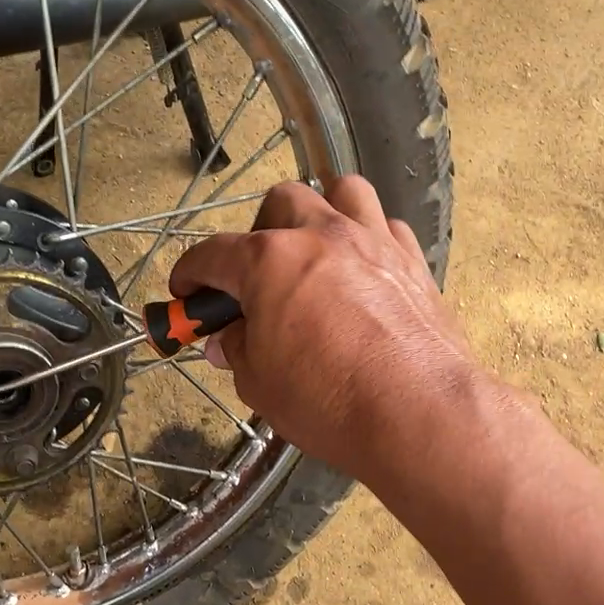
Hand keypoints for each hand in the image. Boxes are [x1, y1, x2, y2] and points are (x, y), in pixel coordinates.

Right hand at [169, 177, 480, 478]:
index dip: (190, 273)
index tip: (185, 293)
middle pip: (280, 202)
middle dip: (258, 232)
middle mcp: (320, 234)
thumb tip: (227, 340)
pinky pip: (386, 227)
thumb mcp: (259, 383)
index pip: (212, 254)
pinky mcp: (413, 261)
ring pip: (342, 191)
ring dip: (321, 213)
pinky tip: (363, 271)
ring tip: (315, 252)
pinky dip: (368, 240)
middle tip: (257, 277)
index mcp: (269, 260)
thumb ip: (238, 350)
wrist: (418, 413)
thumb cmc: (326, 400)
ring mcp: (372, 241)